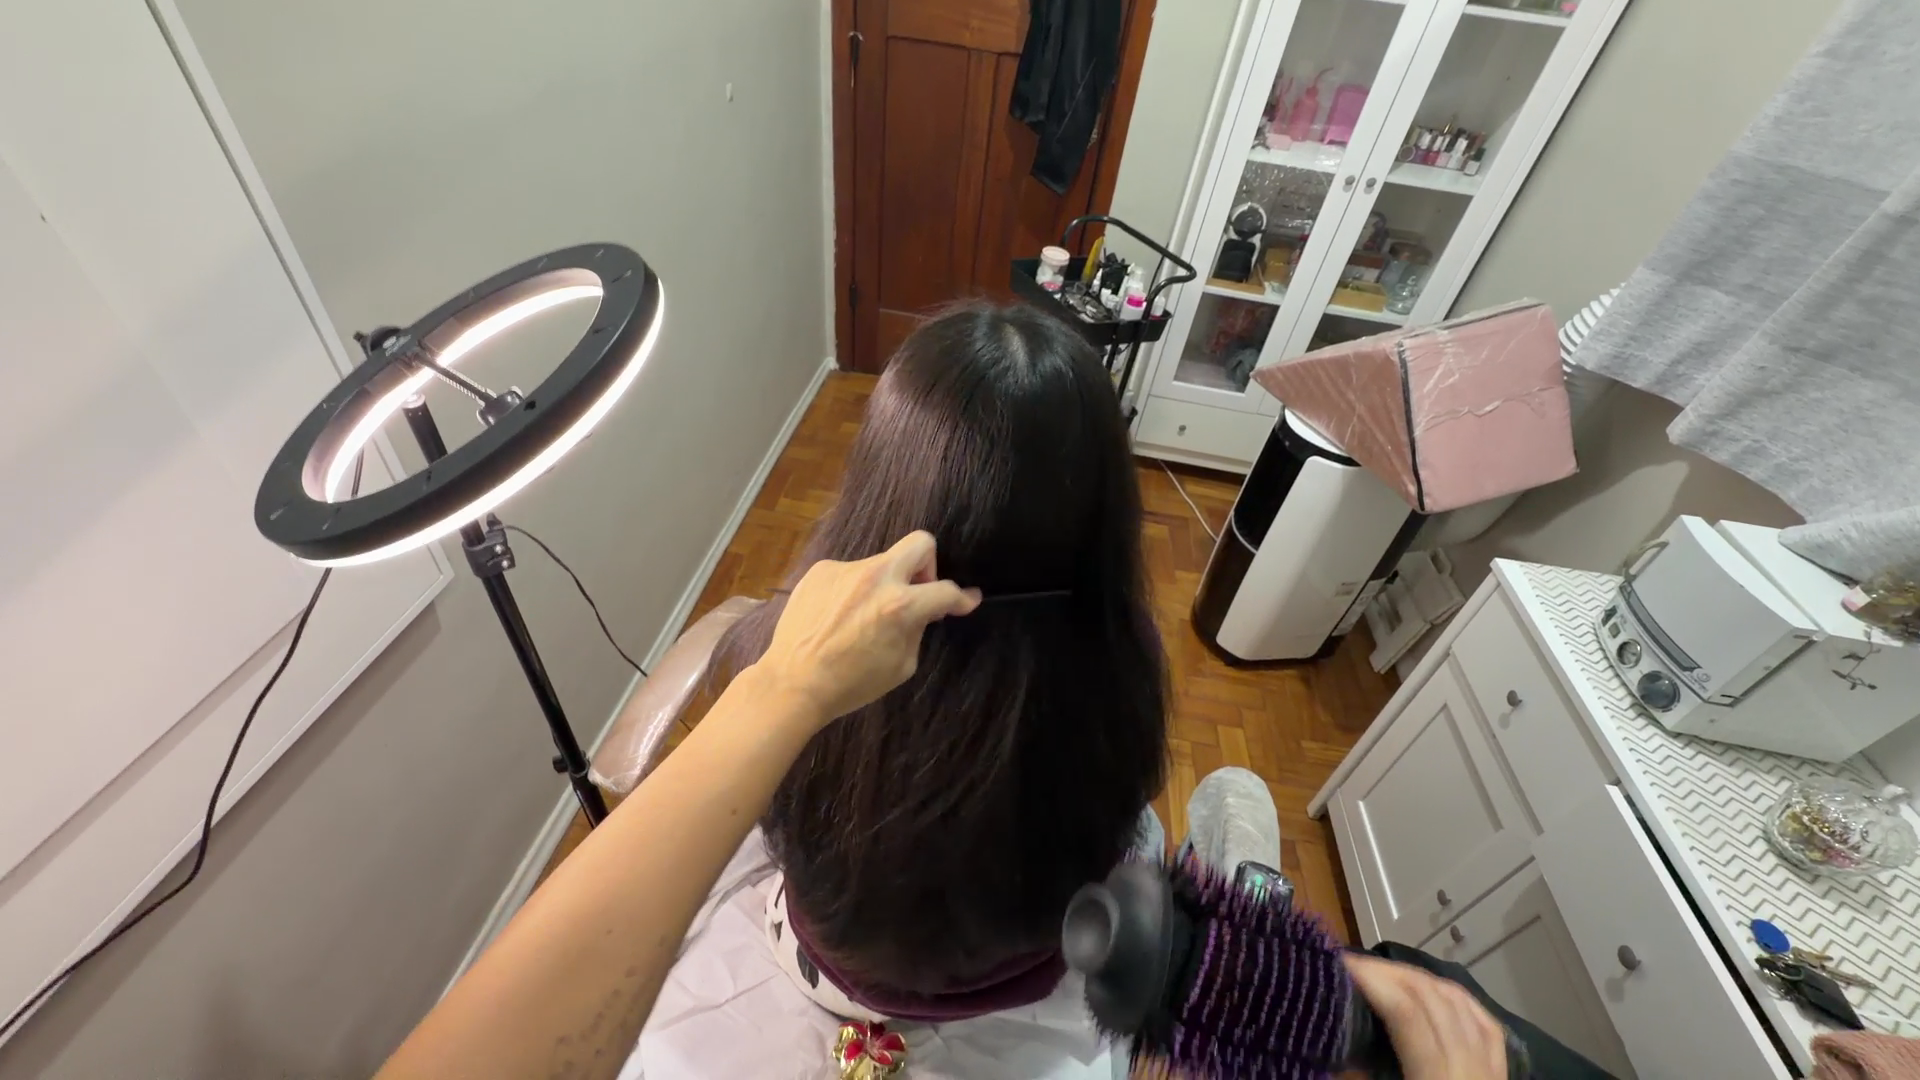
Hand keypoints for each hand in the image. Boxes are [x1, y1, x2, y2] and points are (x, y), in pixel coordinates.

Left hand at [751, 531, 980, 728]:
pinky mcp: (822, 570)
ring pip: (880, 564)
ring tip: (863, 617)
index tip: (967, 600)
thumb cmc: (851, 683)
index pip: (946, 590)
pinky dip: (852, 591)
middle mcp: (876, 577)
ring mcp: (846, 569)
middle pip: (921, 542)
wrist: (793, 683)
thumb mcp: (901, 665)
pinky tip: (837, 617)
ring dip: (883, 585)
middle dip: (929, 564)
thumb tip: (925, 611)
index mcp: (900, 605)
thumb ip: (917, 629)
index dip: (962, 598)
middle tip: (919, 589)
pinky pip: (850, 574)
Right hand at [1345, 955, 1506, 1079]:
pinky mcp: (1500, 1077)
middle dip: (1388, 970)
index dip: (1372, 978)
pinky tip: (1436, 988)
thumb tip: (1332, 1022)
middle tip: (1352, 962)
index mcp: (1435, 1077)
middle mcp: (1469, 1069)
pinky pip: (1487, 1025)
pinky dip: (1458, 998)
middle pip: (1431, 998)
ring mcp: (1490, 1071)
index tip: (1338, 960)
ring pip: (1459, 1003)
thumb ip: (1355, 1069)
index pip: (1406, 1012)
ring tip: (1384, 973)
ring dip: (1417, 978)